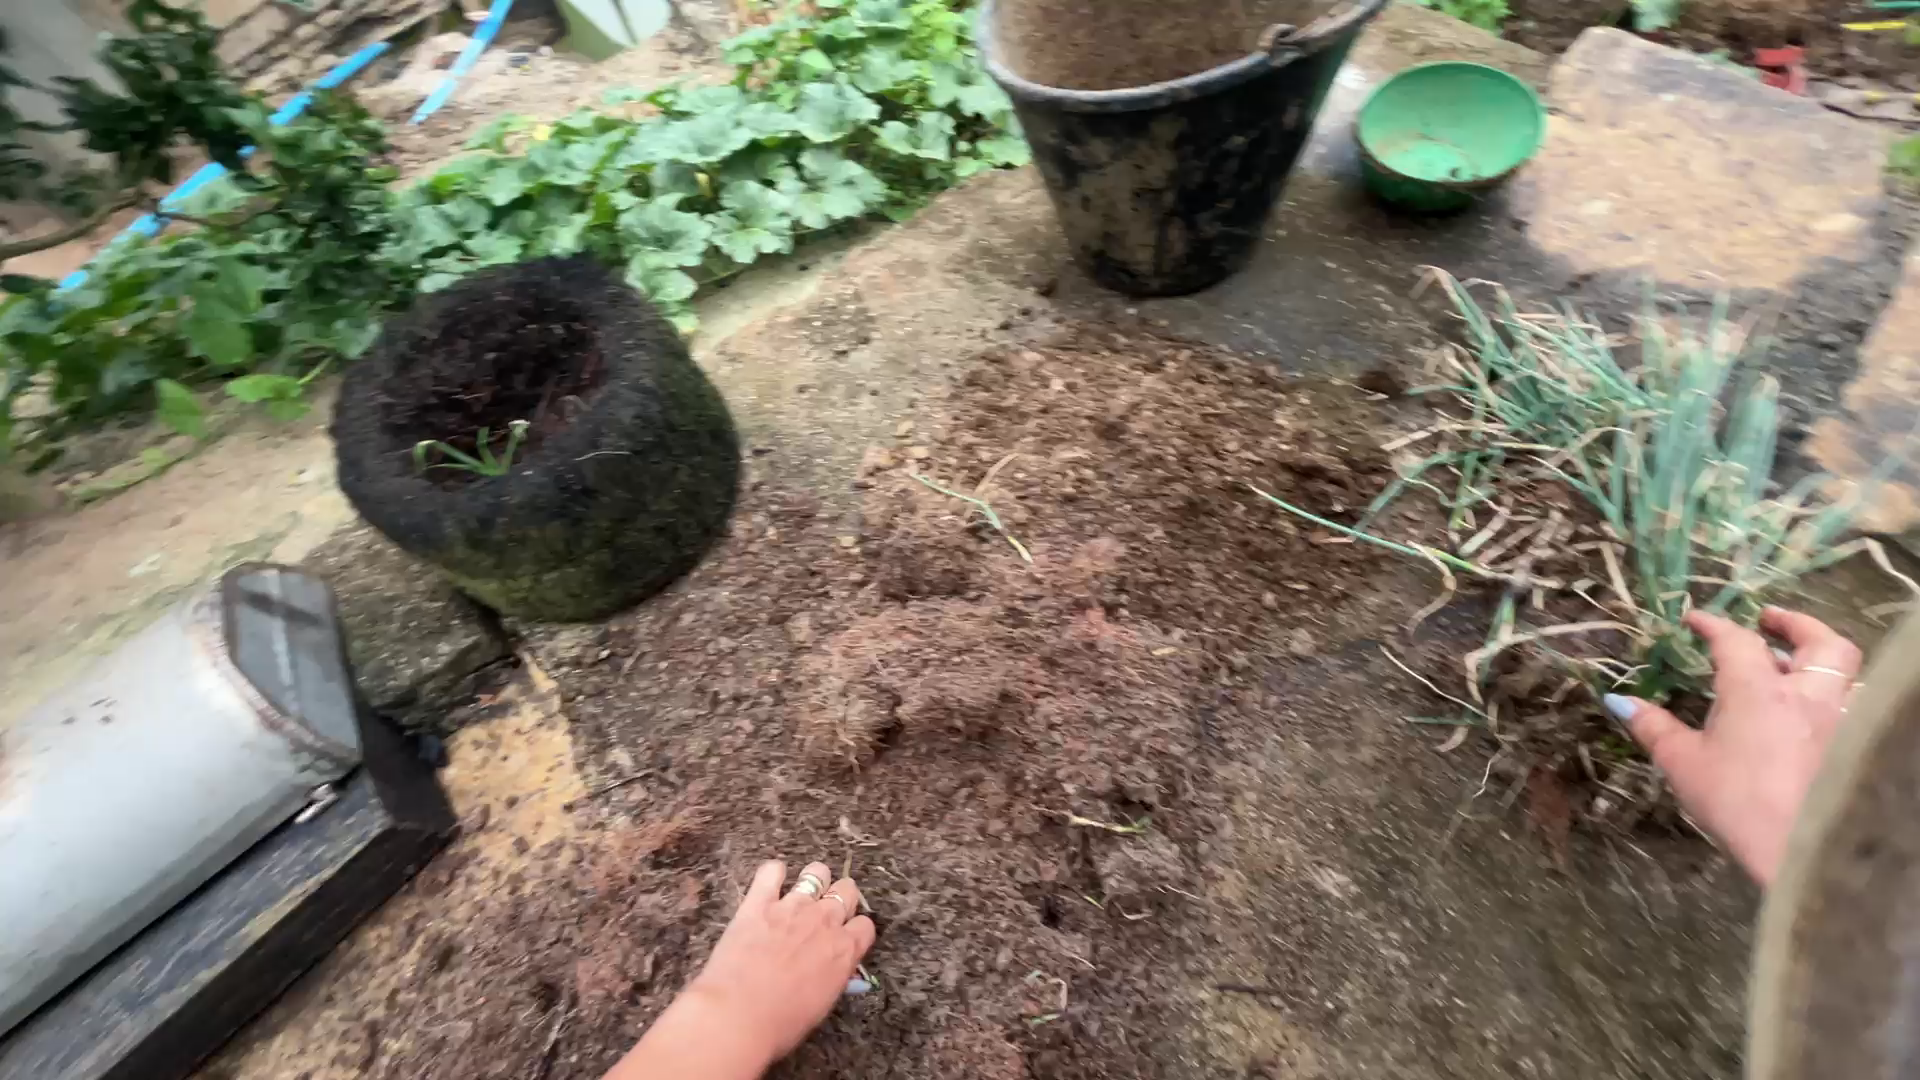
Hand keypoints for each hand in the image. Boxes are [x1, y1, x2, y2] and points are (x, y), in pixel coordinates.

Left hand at [683, 860, 876, 1062]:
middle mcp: (824, 920)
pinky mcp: (760, 901)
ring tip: (802, 892)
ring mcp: (792, 906)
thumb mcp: (820, 1005)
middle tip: (826, 913)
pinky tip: (770, 883)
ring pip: (817, 871)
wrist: (736, 1016)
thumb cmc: (778, 1024)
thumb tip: (833, 968)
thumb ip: (832, 976)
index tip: (847, 937)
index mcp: (843, 950)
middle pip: (847, 890)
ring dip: (814, 880)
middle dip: (841, 897)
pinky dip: (773, 874)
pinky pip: (771, 871)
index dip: (856, 930)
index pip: (865, 925)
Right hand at [1604, 607, 1860, 887]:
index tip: (1694, 618)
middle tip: (1769, 618)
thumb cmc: (1735, 799)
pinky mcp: (1859, 749)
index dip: (1714, 624)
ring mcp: (1844, 724)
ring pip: (1847, 675)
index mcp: (1759, 692)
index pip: (1737, 641)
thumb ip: (1652, 726)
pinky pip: (1851, 707)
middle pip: (1824, 644)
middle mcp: (1811, 698)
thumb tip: (1620, 700)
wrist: (1805, 850)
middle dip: (1796, 624)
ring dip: (1818, 662)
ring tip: (1791, 664)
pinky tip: (1809, 712)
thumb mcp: (1680, 761)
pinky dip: (1830, 696)